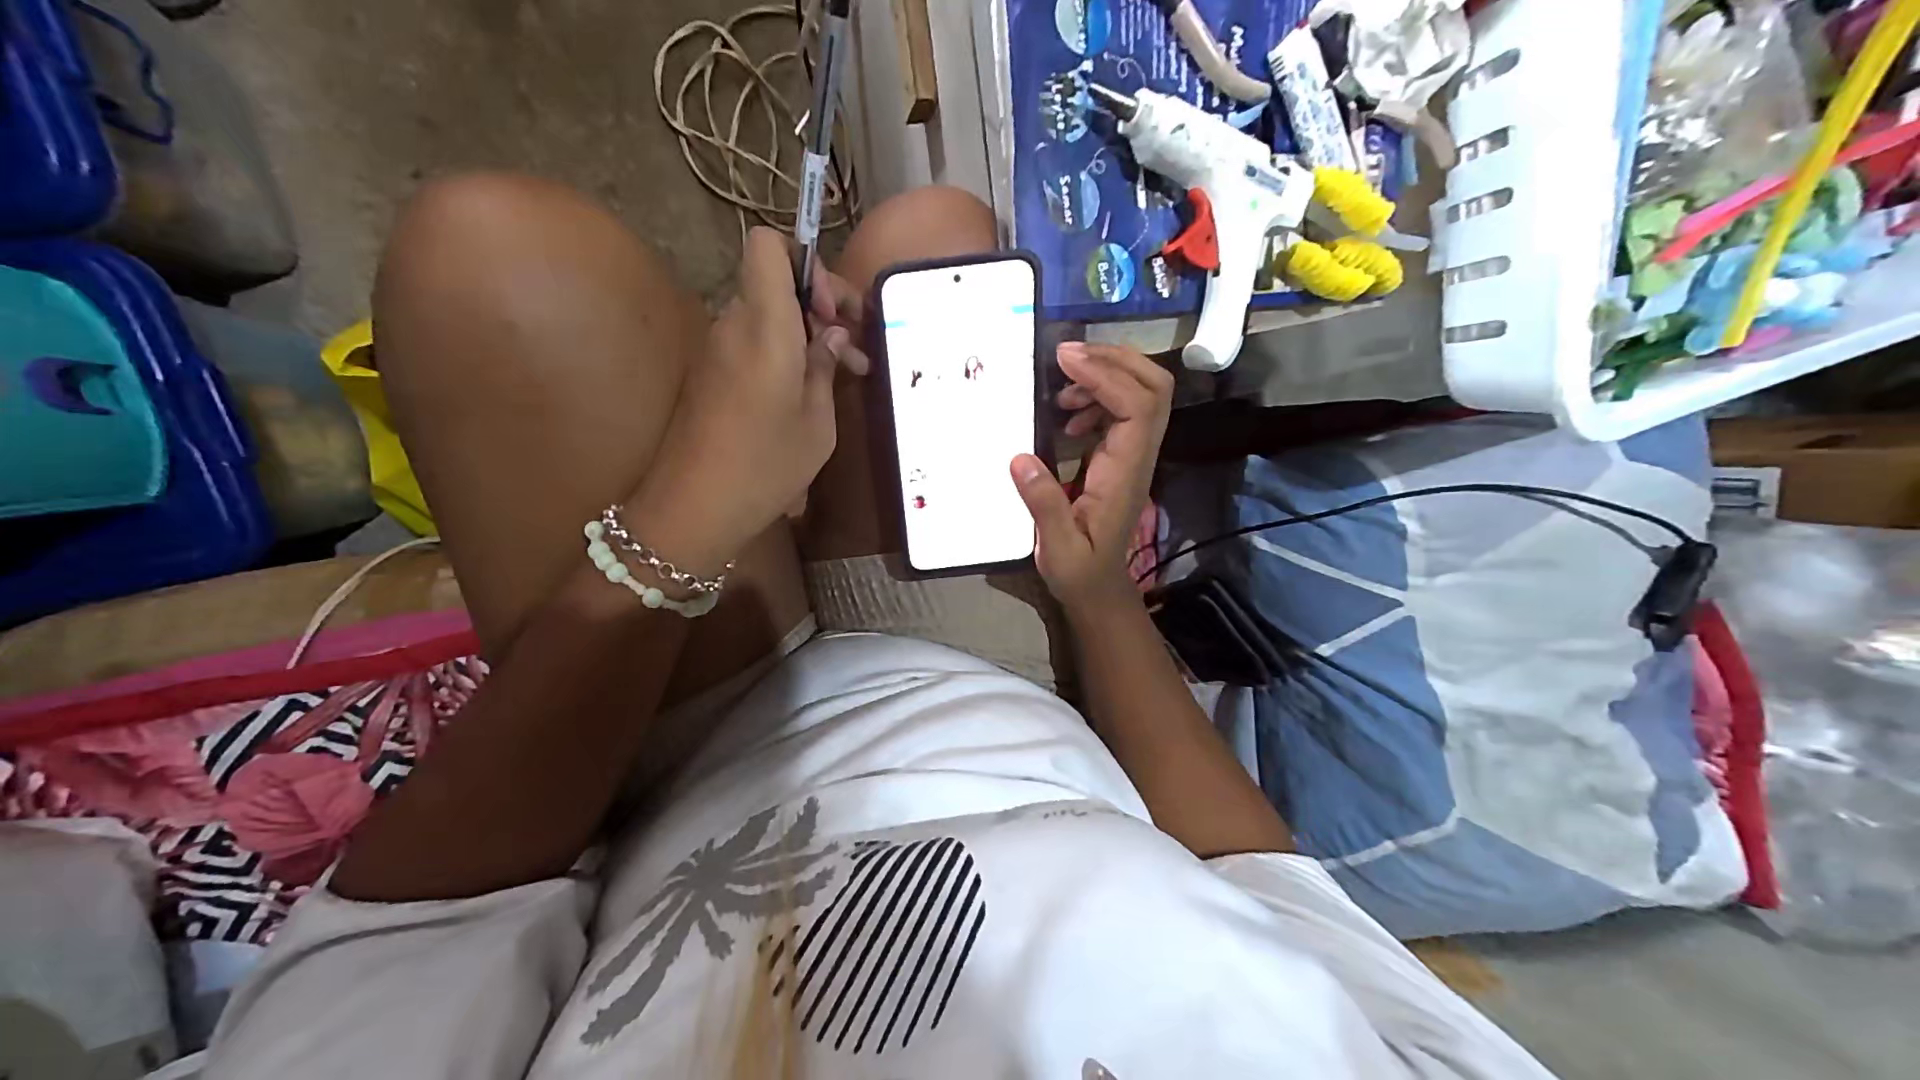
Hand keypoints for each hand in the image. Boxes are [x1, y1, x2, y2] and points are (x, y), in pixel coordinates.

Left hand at [629, 227, 869, 573]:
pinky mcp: (712, 371)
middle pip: (775, 280)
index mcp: (765, 327)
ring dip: (806, 331)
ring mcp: (718, 347)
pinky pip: (753, 340)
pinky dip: (784, 351)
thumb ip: (825, 367)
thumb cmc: (766, 465)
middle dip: (820, 303)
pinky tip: (810, 389)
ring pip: (768, 313)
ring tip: (845, 372)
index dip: (805, 260)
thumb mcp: (818, 422)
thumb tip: (830, 335)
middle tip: (854, 346)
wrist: (696, 507)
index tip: (831, 309)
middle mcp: (735, 324)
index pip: (768, 246)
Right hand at [1010, 342, 1172, 611]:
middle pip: (1154, 388)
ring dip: (1105, 374)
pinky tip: (1067, 414)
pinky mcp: (1122, 456)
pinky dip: (1098, 396)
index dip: (1105, 375)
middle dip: (1115, 358)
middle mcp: (1138, 456)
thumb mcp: (1058, 549)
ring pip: (1142, 394)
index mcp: (1125, 474)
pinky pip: (1123, 410)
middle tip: (1067, 354)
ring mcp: (1134, 454)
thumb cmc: (1080, 572)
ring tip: (1061, 386)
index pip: (1136, 408)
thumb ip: (1044, 506)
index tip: (1064, 360)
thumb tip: (1020, 459)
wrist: (1099, 589)